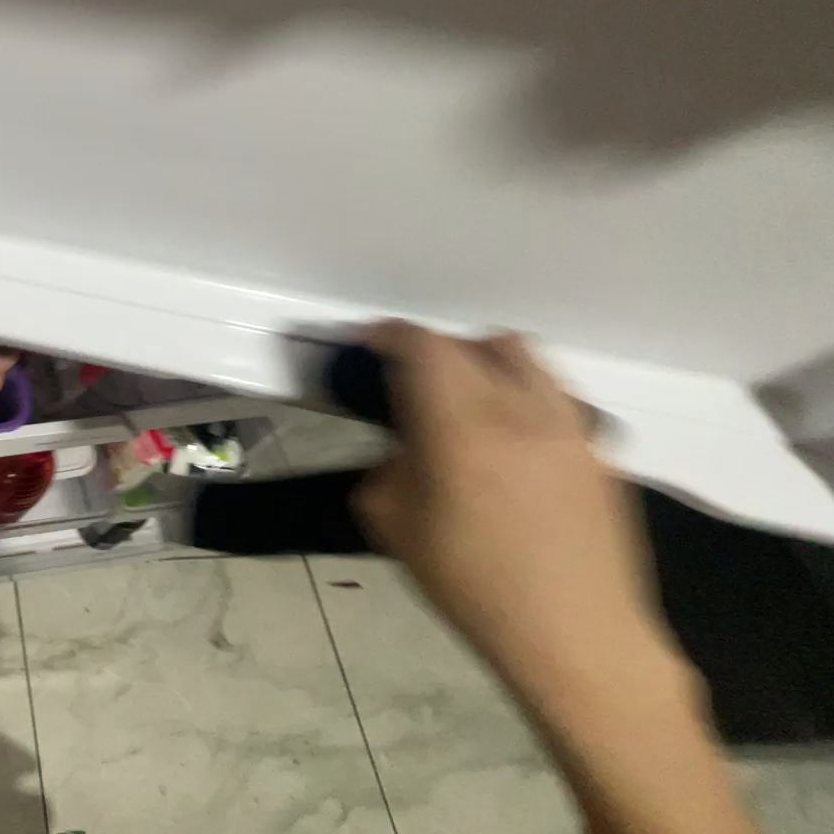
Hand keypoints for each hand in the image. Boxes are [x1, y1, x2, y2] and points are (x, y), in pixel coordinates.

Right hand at [355, 321, 674, 685]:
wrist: (573, 635)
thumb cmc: (467, 578)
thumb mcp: (392, 519)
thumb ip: (390, 464)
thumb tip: (407, 447)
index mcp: (462, 425)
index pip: (424, 347)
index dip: (389, 333)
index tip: (366, 341)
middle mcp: (522, 413)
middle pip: (477, 344)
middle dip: (433, 349)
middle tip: (407, 377)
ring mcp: (572, 431)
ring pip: (528, 360)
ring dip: (484, 362)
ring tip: (461, 398)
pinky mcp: (601, 456)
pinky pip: (556, 400)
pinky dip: (521, 398)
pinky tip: (506, 443)